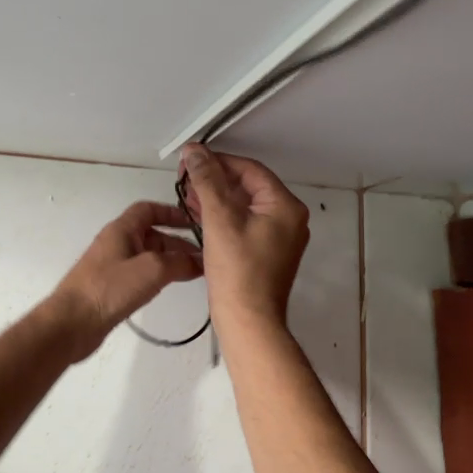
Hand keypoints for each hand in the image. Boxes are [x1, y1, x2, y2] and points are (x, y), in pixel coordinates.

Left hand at [47, 201, 203, 360]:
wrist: (72, 323)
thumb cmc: (110, 289)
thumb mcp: (151, 269)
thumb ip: (178, 262)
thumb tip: (199, 260)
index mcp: (121, 230)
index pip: (148, 209)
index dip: (172, 213)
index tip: (195, 223)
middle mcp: (116, 243)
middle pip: (152, 234)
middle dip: (178, 243)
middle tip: (204, 257)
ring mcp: (112, 266)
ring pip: (148, 256)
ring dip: (170, 261)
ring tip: (195, 274)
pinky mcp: (111, 288)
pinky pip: (140, 274)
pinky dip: (158, 276)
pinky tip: (169, 287)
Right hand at [179, 144, 308, 327]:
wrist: (248, 321)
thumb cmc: (237, 270)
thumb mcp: (219, 218)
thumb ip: (207, 180)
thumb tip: (195, 151)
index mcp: (285, 206)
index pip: (249, 169)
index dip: (218, 161)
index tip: (190, 159)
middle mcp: (288, 219)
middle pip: (247, 186)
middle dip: (214, 179)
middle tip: (185, 178)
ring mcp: (278, 237)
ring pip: (244, 205)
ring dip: (215, 197)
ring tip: (187, 194)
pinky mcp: (265, 252)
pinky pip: (244, 223)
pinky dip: (222, 216)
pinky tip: (199, 215)